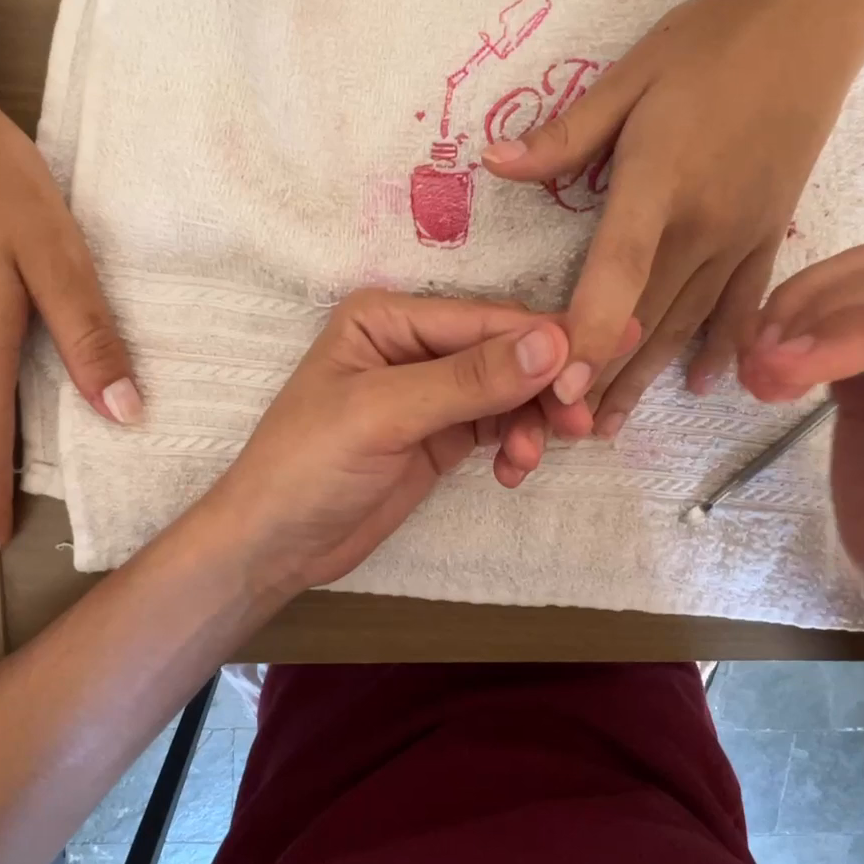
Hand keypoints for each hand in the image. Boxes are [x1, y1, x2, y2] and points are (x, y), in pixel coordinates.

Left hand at [199, 290, 572, 593]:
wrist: (274, 547)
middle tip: (578, 424)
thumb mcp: (385, 415)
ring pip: (508, 391)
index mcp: (389, 317)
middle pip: (505, 352)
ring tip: (528, 460)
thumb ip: (469, 380)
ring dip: (531, 422)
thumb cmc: (308, 466)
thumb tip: (553, 342)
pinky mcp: (441, 435)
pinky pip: (498, 427)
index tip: (589, 375)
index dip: (541, 344)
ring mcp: (431, 392)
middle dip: (543, 386)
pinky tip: (512, 473)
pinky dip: (514, 445)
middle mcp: (415, 344)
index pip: (485, 321)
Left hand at [480, 0, 863, 438]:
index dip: (591, 331)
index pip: (619, 269)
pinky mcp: (769, 237)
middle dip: (605, 376)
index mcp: (658, 181)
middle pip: (647, 314)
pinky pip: (743, 305)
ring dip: (648, 377)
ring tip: (613, 425)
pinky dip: (723, 348)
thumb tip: (493, 163)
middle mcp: (702, 223)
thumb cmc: (709, 43)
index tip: (560, 385)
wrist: (814, 21)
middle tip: (568, 431)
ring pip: (687, 322)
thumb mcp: (629, 75)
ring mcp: (742, 236)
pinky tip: (704, 385)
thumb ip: (564, 134)